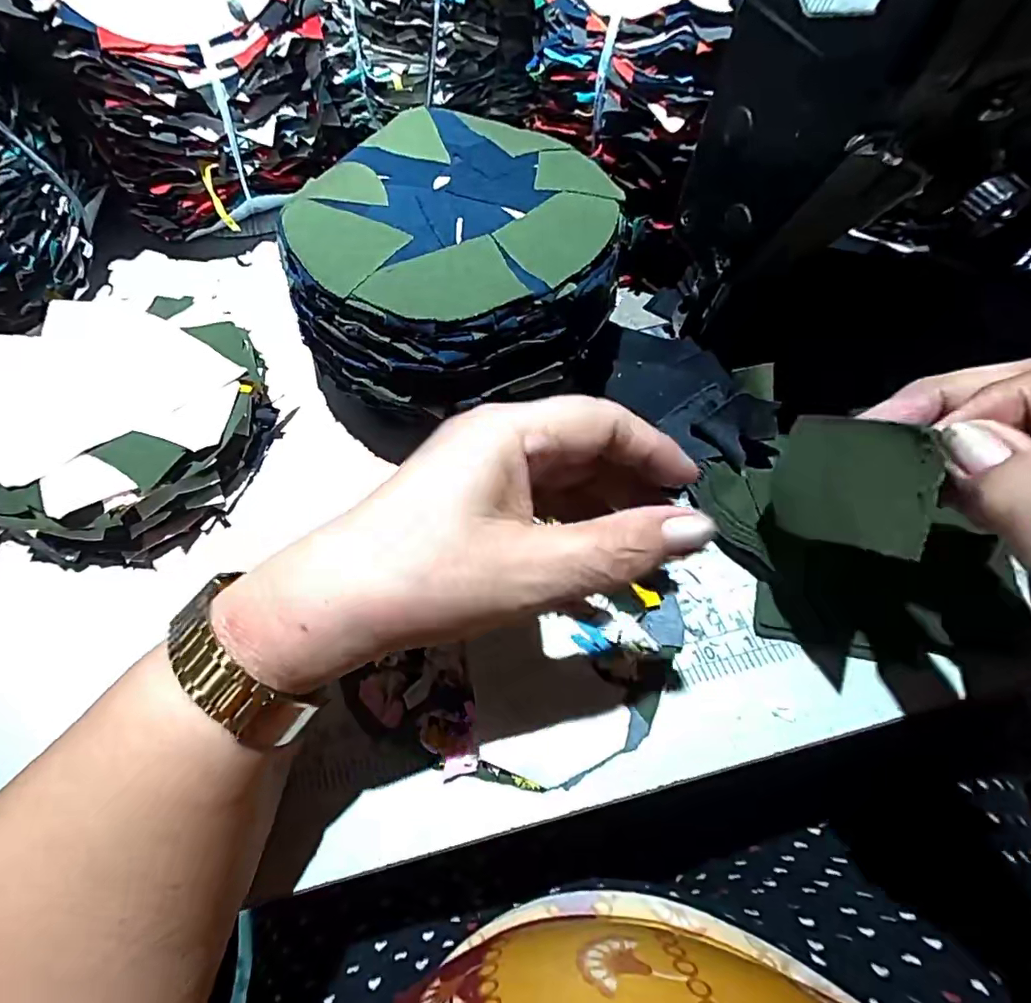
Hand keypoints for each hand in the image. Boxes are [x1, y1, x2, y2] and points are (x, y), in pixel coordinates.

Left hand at [208, 396, 714, 693]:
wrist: (331, 609)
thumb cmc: (433, 580)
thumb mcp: (538, 569)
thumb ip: (622, 548)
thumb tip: (699, 529)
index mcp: (510, 432)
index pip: (602, 421)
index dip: (654, 451)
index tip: (692, 487)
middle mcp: (495, 438)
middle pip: (582, 449)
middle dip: (631, 488)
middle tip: (671, 533)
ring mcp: (477, 470)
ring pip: (559, 481)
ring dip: (602, 516)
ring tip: (639, 559)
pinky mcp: (466, 502)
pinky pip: (533, 506)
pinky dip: (568, 532)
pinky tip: (588, 572)